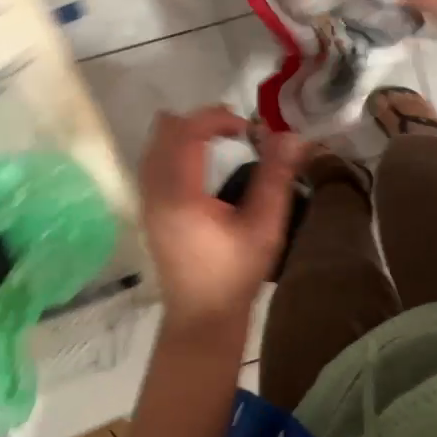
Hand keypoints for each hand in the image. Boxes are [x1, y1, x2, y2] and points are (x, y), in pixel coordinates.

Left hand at [137, 106, 302, 332]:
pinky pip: (153, 161)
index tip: (248, 128)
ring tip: (221, 140)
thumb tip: (290, 136)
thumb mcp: (264, 227)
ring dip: (187, 133)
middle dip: (201, 121)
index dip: (217, 118)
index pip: (187, 131)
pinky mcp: (147, 209)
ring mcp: (146, 200)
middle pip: (165, 131)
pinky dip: (175, 148)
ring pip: (155, 144)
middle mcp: (155, 191)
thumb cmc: (235, 274)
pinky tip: (201, 161)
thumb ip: (276, 177)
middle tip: (236, 130)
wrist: (201, 318)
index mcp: (179, 193)